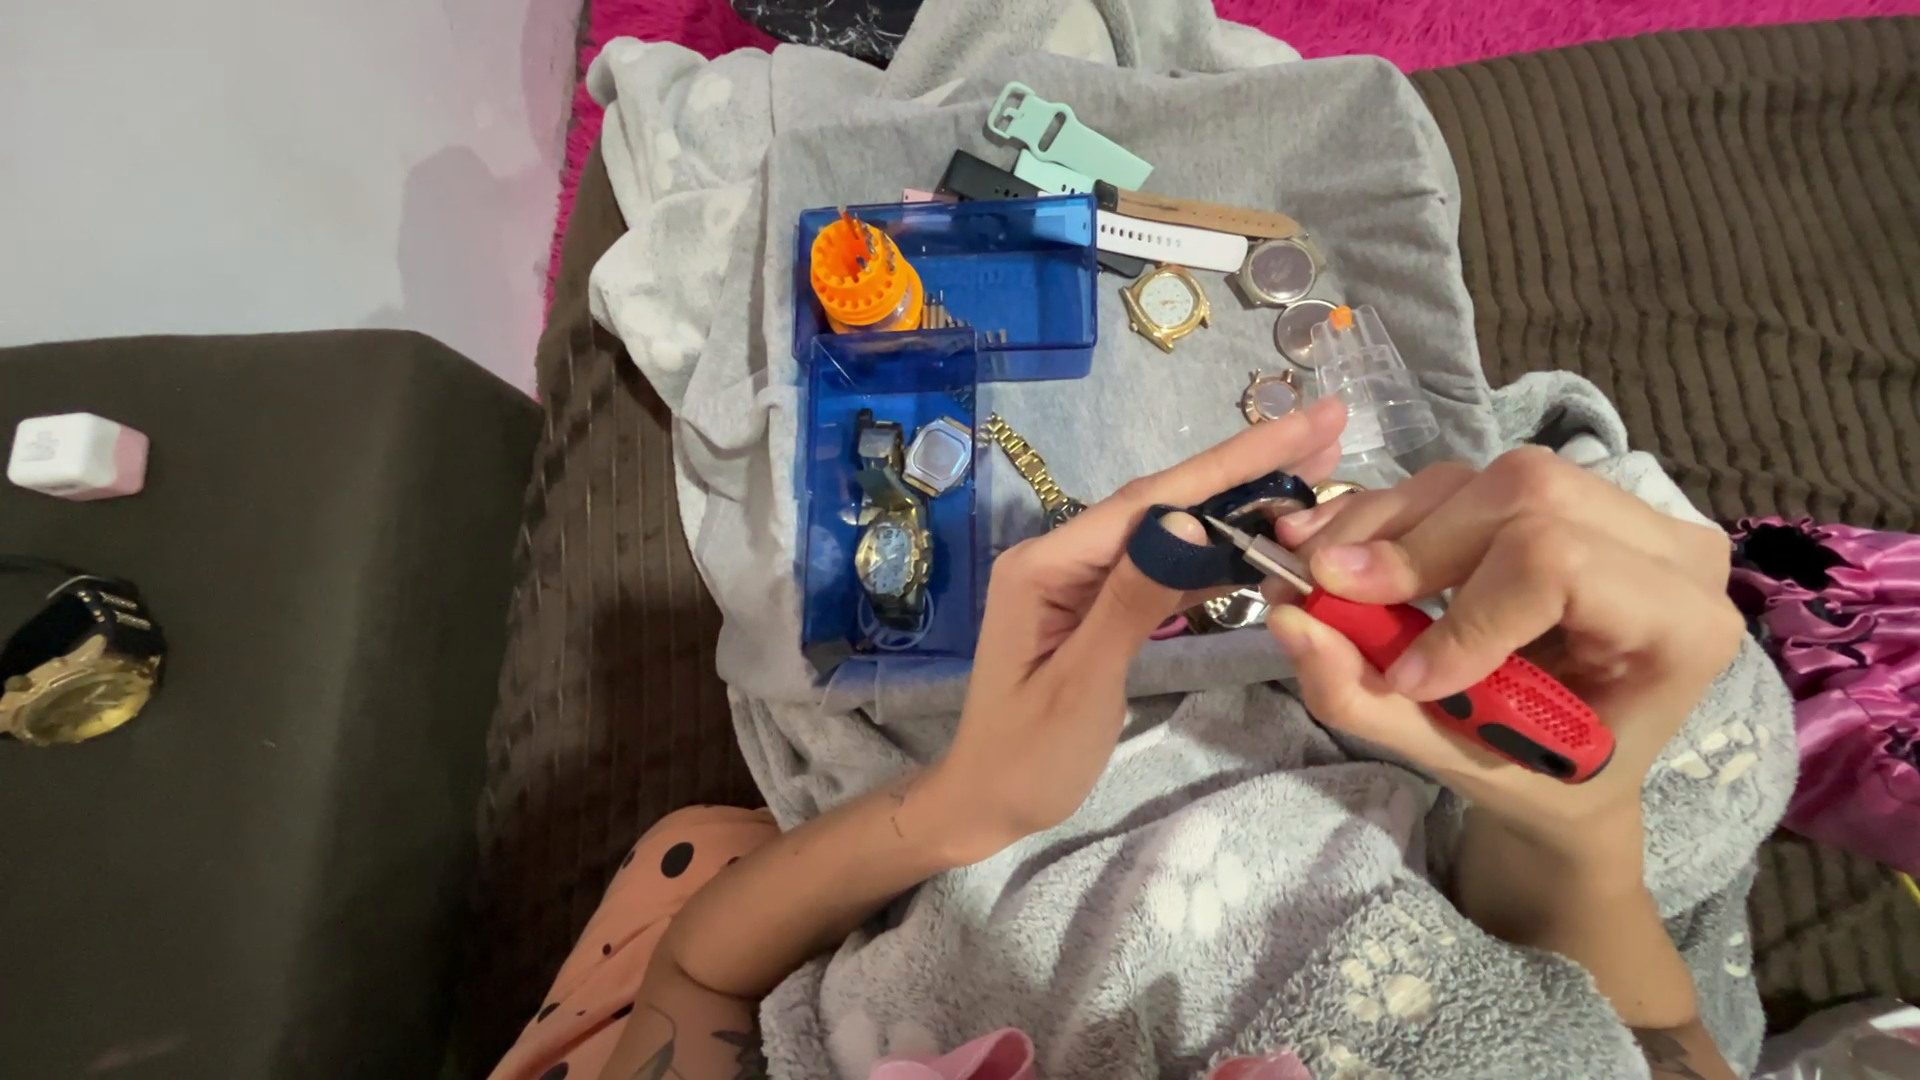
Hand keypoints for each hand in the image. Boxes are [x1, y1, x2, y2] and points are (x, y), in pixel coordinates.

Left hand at [924, 398, 1347, 861]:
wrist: (989, 800)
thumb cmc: (1027, 756)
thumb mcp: (1081, 683)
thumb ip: (1131, 601)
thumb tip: (1193, 524)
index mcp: (1043, 565)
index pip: (1146, 502)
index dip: (1227, 463)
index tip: (1302, 425)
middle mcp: (1058, 556)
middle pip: (1159, 504)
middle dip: (1241, 468)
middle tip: (1325, 429)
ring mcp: (1078, 579)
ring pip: (1164, 533)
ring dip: (1233, 507)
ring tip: (1309, 474)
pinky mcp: (1096, 605)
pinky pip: (1157, 571)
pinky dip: (1209, 558)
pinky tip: (1259, 541)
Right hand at [1263, 447, 1743, 873]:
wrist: (1568, 764)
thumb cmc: (1539, 778)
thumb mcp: (1458, 762)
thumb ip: (1367, 699)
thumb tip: (1289, 623)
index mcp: (1679, 625)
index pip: (1557, 563)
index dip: (1463, 610)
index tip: (1399, 675)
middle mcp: (1661, 547)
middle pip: (1517, 494)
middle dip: (1404, 546)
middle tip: (1321, 589)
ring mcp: (1606, 511)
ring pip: (1469, 478)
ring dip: (1374, 524)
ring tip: (1310, 568)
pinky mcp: (1542, 502)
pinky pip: (1447, 484)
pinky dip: (1373, 513)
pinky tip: (1323, 541)